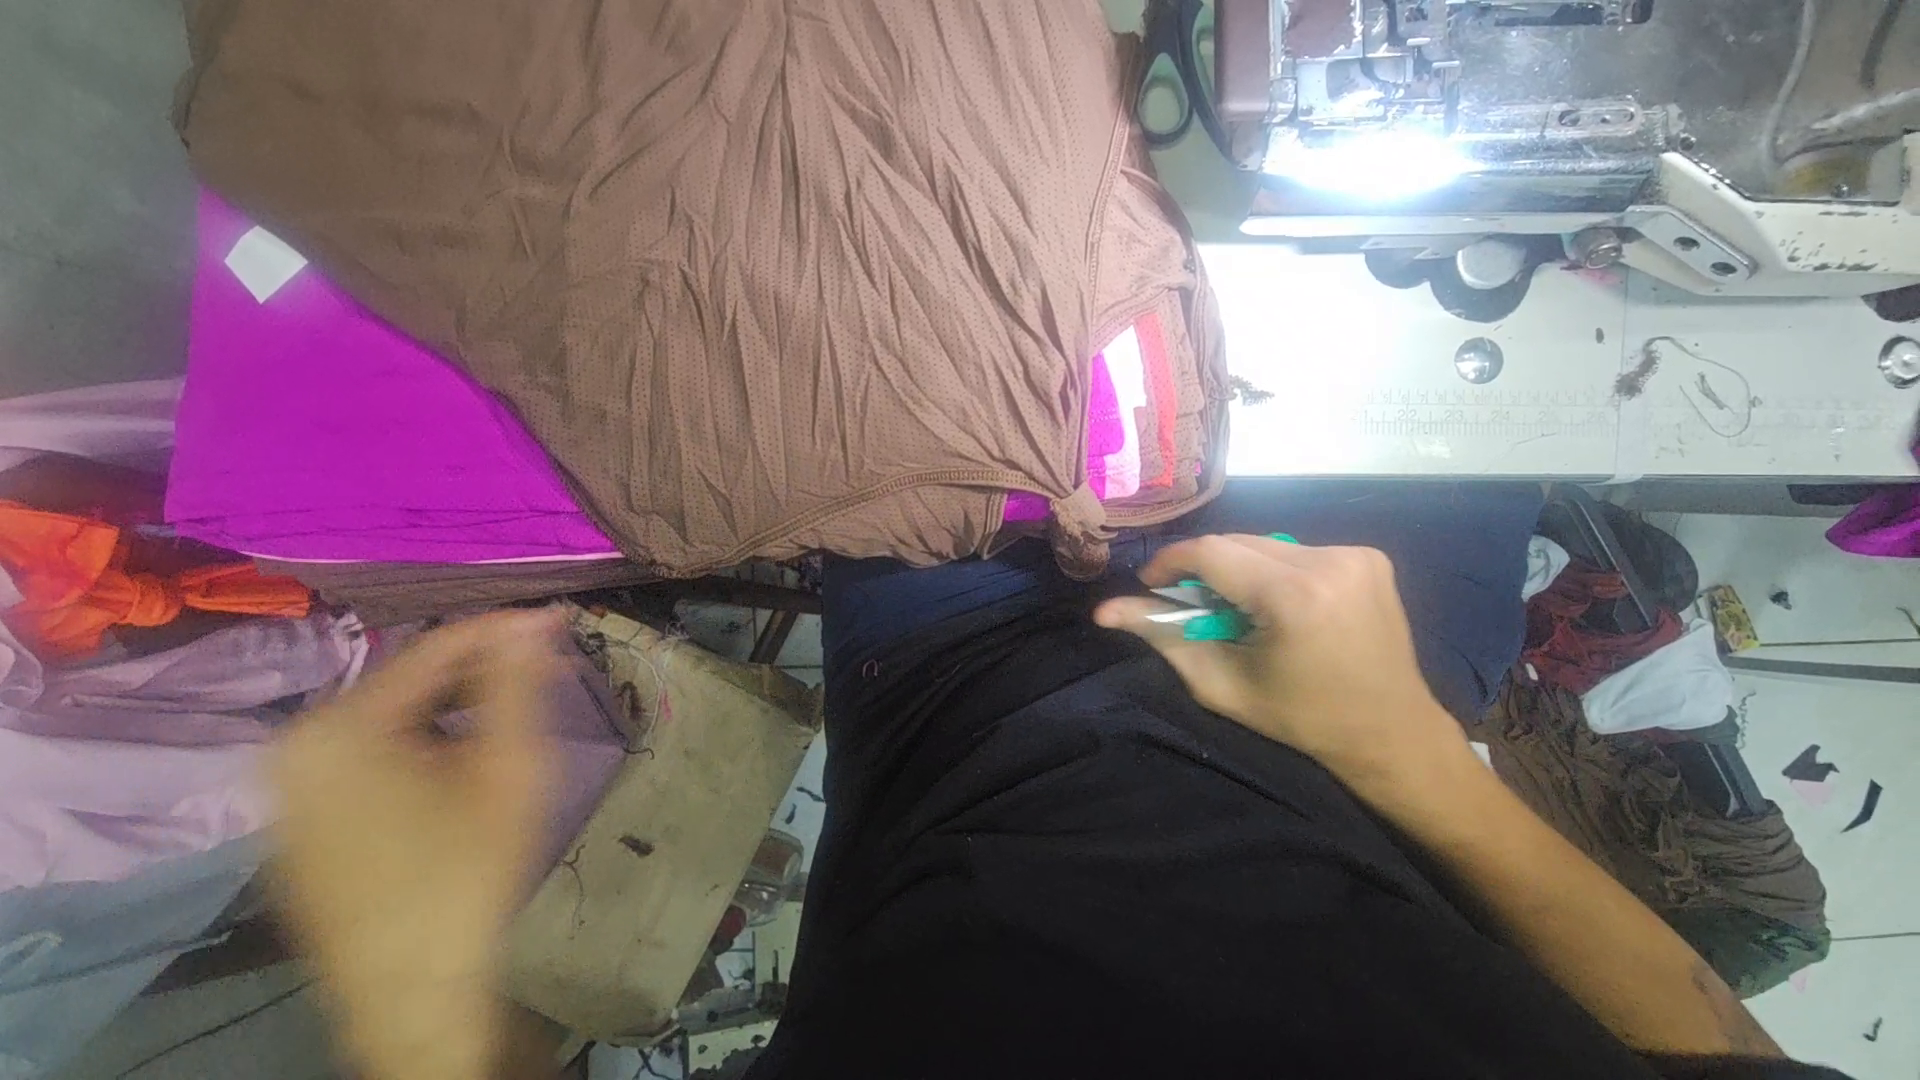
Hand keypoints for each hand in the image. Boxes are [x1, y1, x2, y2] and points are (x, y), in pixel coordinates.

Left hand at [271, 610, 563, 1079]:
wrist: (414, 991)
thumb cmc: (467, 875)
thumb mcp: (509, 770)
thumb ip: (520, 687)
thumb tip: (536, 621)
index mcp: (339, 727)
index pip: (435, 651)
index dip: (504, 632)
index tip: (559, 621)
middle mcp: (296, 747)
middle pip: (408, 685)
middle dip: (481, 676)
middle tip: (548, 676)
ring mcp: (288, 789)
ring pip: (390, 722)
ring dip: (454, 711)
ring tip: (514, 718)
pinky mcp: (297, 824)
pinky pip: (366, 759)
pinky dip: (419, 747)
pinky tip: (462, 765)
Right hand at [1095, 536, 1469, 787]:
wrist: (1391, 732)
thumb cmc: (1300, 719)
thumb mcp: (1221, 683)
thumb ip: (1163, 637)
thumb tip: (1104, 610)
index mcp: (1294, 596)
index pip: (1211, 551)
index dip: (1170, 561)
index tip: (1150, 584)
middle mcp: (1330, 561)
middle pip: (1237, 543)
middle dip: (1204, 568)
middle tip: (1191, 604)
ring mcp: (1356, 555)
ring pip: (1265, 544)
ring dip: (1239, 568)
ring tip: (1237, 609)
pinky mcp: (1370, 556)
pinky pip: (1297, 551)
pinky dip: (1275, 571)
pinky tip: (1280, 606)